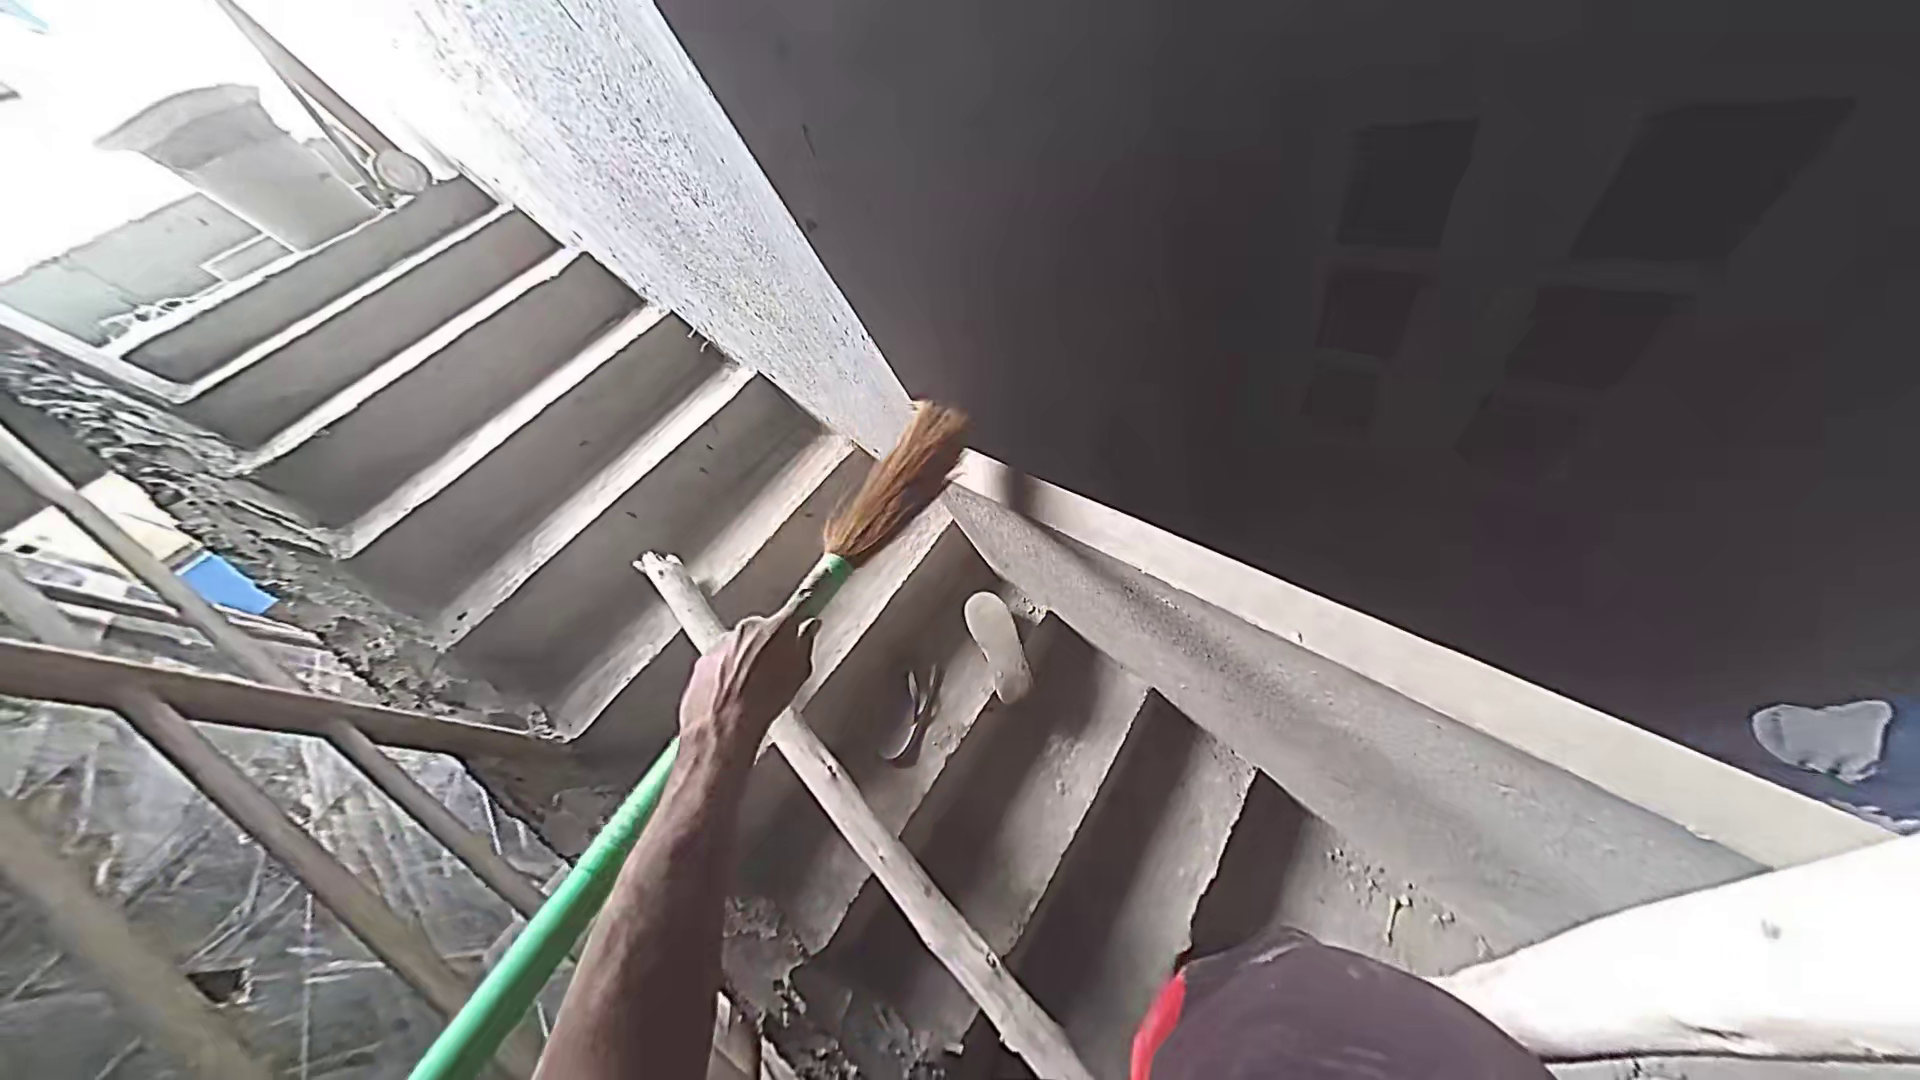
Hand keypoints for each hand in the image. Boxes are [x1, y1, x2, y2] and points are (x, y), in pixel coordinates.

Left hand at [679, 596, 820, 765]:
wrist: (722, 728)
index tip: (809, 597)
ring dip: (748, 657)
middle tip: (779, 666)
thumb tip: (808, 632)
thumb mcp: (799, 675)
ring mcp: (723, 642)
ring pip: (741, 643)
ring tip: (755, 686)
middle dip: (771, 642)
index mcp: (776, 628)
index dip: (805, 603)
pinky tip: (736, 692)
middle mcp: (747, 628)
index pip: (798, 605)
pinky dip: (728, 670)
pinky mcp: (704, 658)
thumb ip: (805, 645)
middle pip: (764, 627)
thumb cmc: (760, 704)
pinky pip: (721, 658)